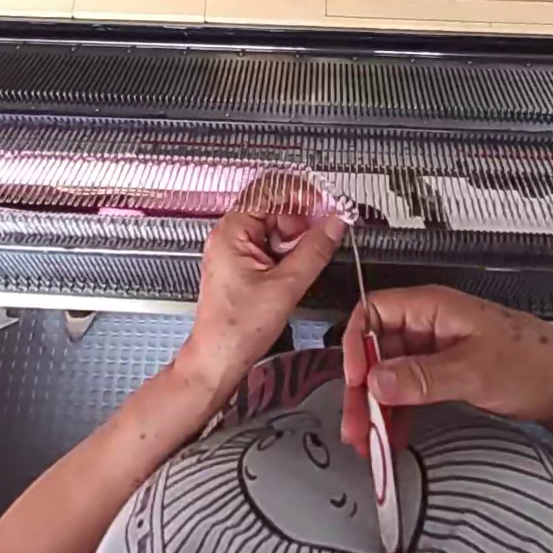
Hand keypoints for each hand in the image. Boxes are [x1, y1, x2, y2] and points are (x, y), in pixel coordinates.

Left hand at [177, 204, 345, 398]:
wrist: (218, 360)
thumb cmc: (237, 329)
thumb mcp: (286, 286)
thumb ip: (314, 250)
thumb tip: (334, 224)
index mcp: (232, 232)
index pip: (268, 192)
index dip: (298, 194)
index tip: (322, 203)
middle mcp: (229, 235)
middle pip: (272, 207)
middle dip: (298, 221)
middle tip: (318, 236)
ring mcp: (234, 249)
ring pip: (273, 226)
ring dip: (293, 237)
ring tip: (300, 262)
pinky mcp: (241, 263)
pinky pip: (269, 243)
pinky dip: (286, 251)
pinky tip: (293, 270)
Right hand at [341, 285, 552, 455]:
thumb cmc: (532, 361)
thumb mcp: (473, 370)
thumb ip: (421, 376)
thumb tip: (376, 380)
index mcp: (431, 307)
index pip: (374, 312)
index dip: (356, 343)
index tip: (353, 379)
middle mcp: (428, 323)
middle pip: (377, 348)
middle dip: (362, 387)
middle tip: (356, 425)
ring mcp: (434, 348)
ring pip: (389, 372)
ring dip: (376, 406)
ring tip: (369, 441)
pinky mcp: (443, 370)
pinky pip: (408, 389)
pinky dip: (397, 412)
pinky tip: (393, 436)